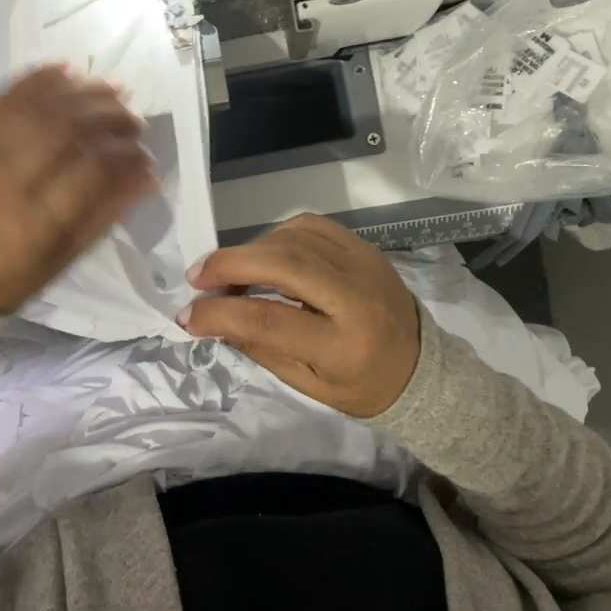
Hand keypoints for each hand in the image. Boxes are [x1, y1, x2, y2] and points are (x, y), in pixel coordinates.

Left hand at [0, 65, 155, 313]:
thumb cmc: (9, 277)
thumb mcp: (64, 259)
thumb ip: (106, 213)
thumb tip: (147, 176)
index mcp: (38, 220)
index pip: (93, 170)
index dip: (127, 156)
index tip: (147, 156)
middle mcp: (12, 179)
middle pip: (67, 128)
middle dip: (110, 115)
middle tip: (136, 121)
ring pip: (39, 107)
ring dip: (81, 92)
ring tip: (112, 90)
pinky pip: (5, 99)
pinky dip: (36, 79)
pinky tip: (66, 71)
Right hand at [181, 214, 419, 417]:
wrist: (422, 367)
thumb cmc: (360, 385)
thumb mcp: (308, 383)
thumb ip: (259, 347)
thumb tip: (210, 318)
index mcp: (344, 345)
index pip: (270, 319)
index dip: (220, 313)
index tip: (188, 315)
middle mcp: (356, 297)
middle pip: (282, 263)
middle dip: (229, 264)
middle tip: (197, 277)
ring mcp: (363, 264)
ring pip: (292, 238)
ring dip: (249, 250)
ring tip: (226, 270)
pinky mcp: (364, 246)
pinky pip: (309, 226)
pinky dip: (276, 235)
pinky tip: (263, 255)